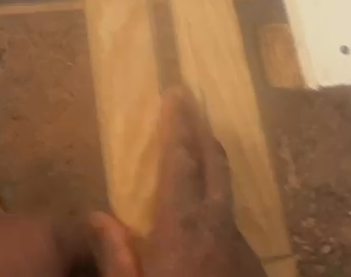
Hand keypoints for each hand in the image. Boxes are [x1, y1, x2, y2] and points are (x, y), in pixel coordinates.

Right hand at [90, 89, 256, 276]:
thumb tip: (96, 215)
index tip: (176, 92)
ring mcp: (240, 247)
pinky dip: (218, 208)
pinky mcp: (254, 269)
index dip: (178, 124)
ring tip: (198, 153)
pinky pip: (232, 225)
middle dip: (202, 130)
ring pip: (227, 194)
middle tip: (192, 104)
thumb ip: (115, 254)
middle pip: (214, 164)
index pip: (180, 159)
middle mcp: (216, 225)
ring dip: (213, 168)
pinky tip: (205, 222)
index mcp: (182, 224)